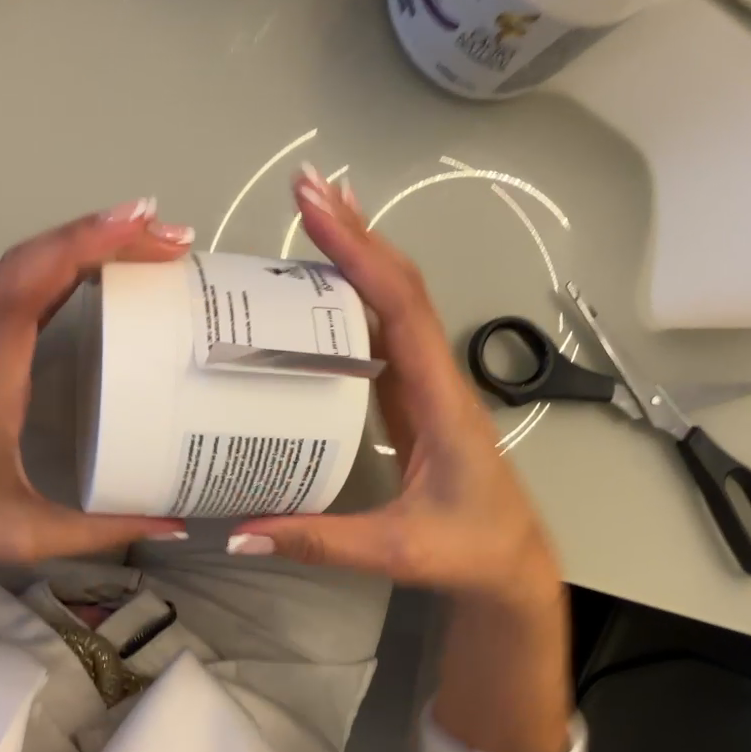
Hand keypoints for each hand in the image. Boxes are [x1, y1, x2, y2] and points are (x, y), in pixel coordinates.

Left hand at [0, 199, 194, 566]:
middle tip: (172, 237)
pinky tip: (102, 265)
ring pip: (23, 264)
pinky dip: (63, 261)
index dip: (81, 247)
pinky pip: (20, 284)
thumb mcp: (27, 534)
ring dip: (82, 240)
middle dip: (100, 234)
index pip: (26, 290)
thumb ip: (102, 531)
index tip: (143, 228)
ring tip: (149, 238)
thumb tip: (175, 524)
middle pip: (30, 260)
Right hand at [234, 168, 561, 608]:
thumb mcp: (394, 550)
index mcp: (439, 400)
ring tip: (314, 213)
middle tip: (305, 187)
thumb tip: (238, 534)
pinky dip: (357, 296)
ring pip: (396, 303)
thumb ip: (317, 541)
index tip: (314, 210)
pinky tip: (327, 286)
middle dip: (355, 232)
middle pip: (401, 287)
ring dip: (359, 254)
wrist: (512, 564)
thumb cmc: (468, 550)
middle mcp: (435, 378)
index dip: (359, 255)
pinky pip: (385, 333)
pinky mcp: (411, 400)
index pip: (401, 309)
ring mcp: (425, 386)